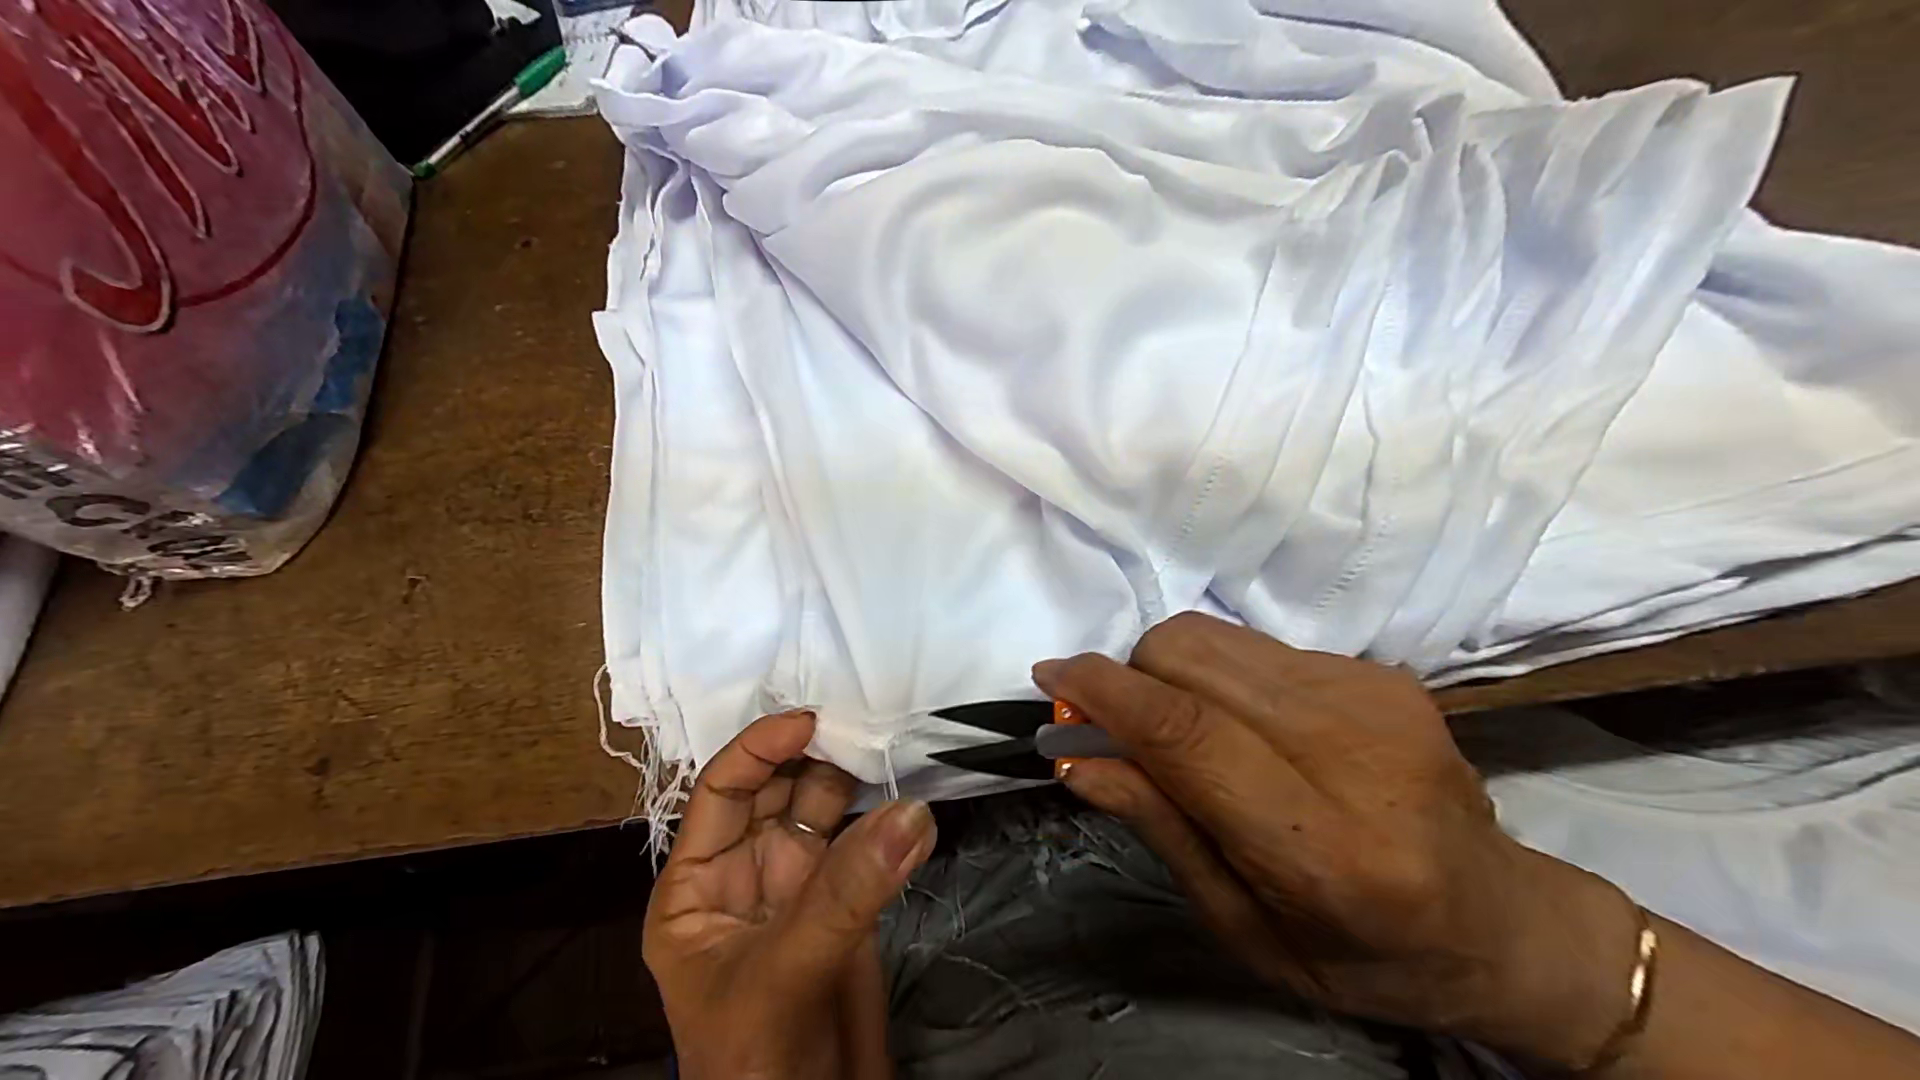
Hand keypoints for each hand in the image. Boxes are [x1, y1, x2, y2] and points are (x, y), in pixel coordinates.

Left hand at [643, 711, 937, 1079]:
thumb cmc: (754, 1065)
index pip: (720, 792)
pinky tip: (910, 792)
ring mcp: (799, 883)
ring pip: (823, 807)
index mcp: (696, 887)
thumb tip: (911, 809)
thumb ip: (844, 893)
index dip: (759, 750)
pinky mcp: (847, 898)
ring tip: (892, 743)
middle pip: (777, 789)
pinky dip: (887, 814)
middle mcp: (746, 871)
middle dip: (814, 753)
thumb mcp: (783, 974)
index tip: (810, 720)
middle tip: (864, 721)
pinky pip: (865, 840)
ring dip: (855, 776)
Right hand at [1035, 613, 1642, 1070]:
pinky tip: (1238, 722)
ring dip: (1166, 671)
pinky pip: (1249, 645)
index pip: (1189, 733)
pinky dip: (1213, 673)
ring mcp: (1374, 695)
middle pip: (1191, 660)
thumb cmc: (1364, 955)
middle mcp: (1356, 751)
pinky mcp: (1379, 669)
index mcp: (1325, 848)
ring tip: (1178, 727)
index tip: (1050, 677)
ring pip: (1211, 637)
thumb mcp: (1244, 926)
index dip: (1106, 693)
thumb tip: (1076, 756)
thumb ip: (1160, 827)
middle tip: (1112, 725)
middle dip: (1128, 677)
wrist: (1503, 922)